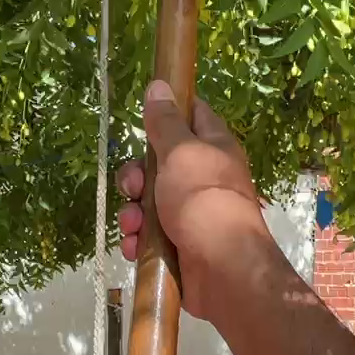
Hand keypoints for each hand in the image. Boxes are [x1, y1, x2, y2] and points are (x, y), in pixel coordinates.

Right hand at [117, 80, 282, 322]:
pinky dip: (139, 241)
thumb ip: (166, 122)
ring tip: (134, 226)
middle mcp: (203, 178)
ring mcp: (191, 214)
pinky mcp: (179, 245)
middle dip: (136, 177)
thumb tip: (160, 84)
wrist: (222, 270)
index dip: (168, 113)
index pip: (192, 116)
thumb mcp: (181, 152)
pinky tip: (135, 247)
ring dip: (133, 213)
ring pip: (148, 203)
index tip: (145, 117)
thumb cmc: (204, 200)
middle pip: (158, 165)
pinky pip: (150, 236)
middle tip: (134, 187)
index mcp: (212, 148)